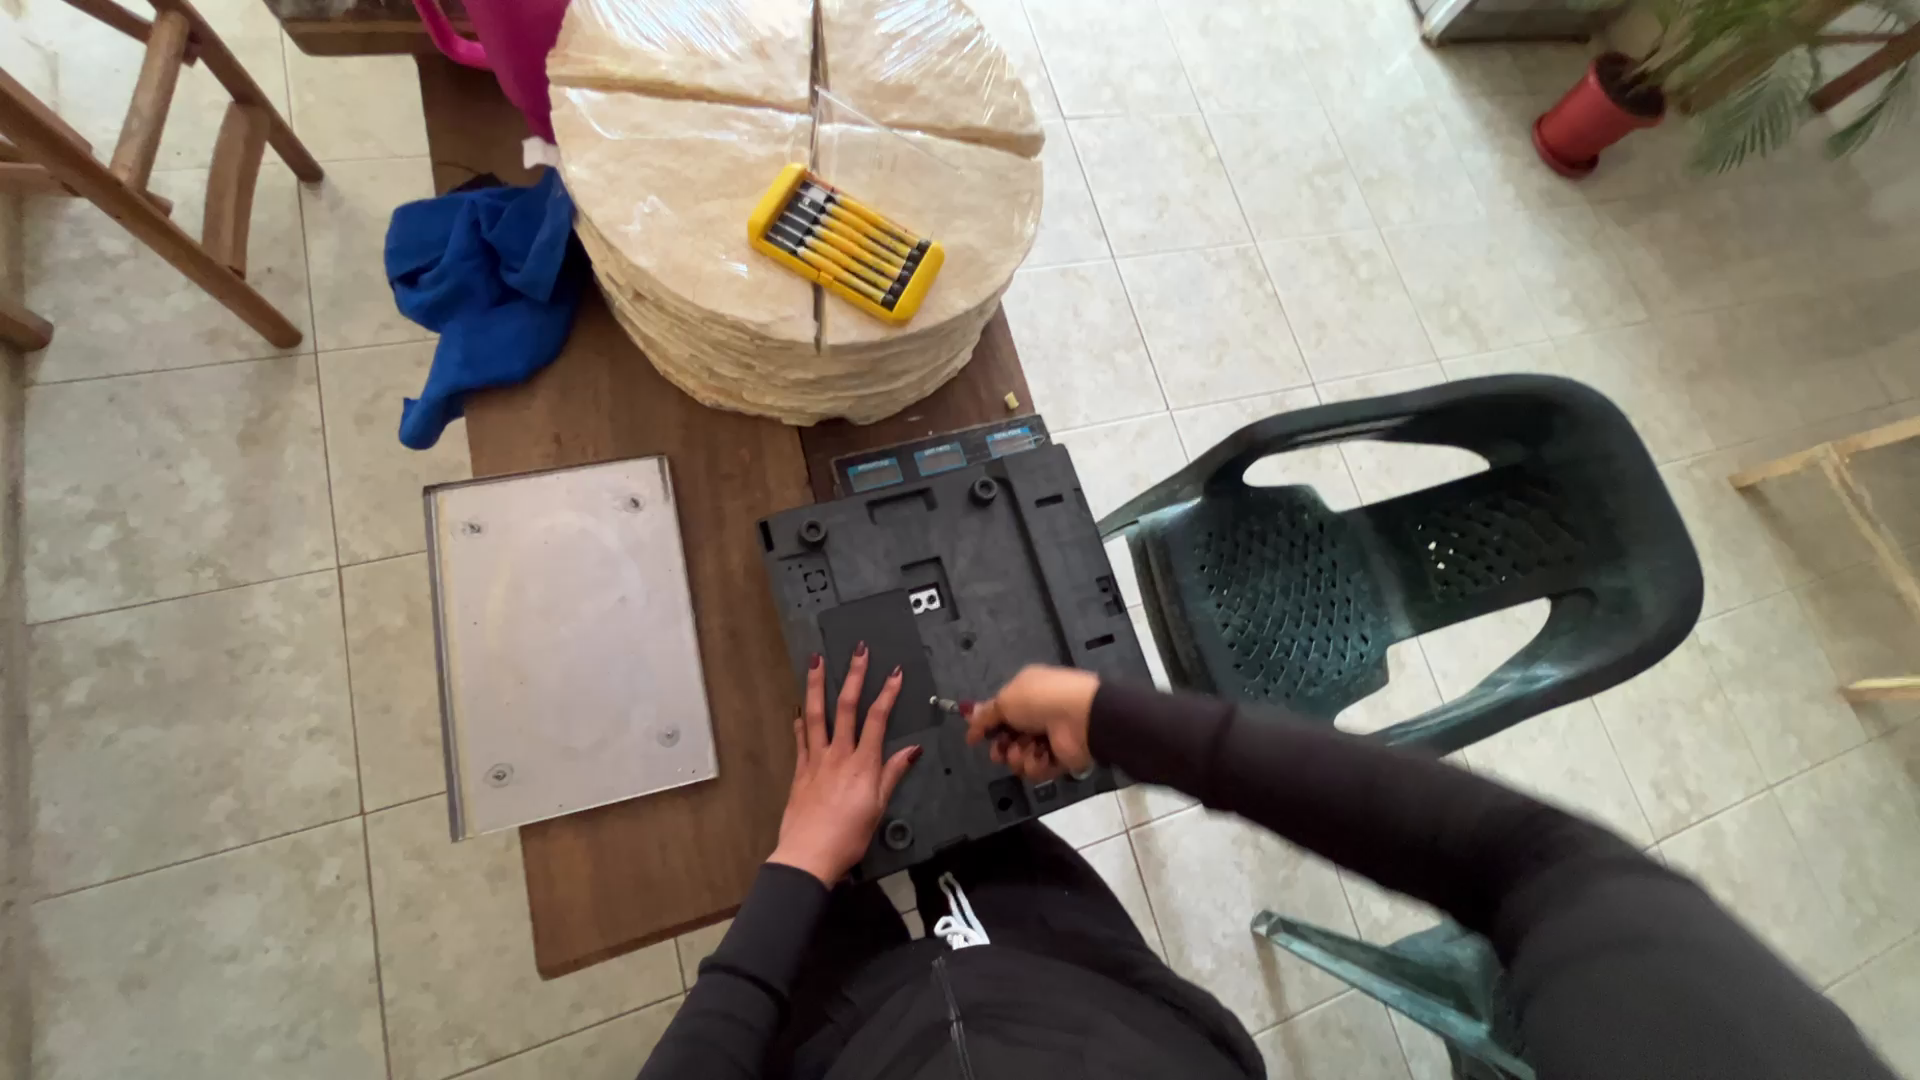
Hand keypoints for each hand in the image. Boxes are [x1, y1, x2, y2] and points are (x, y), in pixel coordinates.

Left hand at [768, 645, 921, 885]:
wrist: (809, 855)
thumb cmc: (848, 836)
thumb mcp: (879, 807)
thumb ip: (893, 774)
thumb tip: (912, 750)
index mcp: (863, 763)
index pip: (878, 719)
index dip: (887, 693)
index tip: (895, 673)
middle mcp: (839, 754)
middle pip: (846, 707)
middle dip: (854, 676)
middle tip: (858, 651)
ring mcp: (816, 760)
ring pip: (816, 714)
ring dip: (816, 685)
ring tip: (815, 661)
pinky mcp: (800, 771)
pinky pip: (800, 739)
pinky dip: (799, 721)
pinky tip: (798, 708)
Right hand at [963, 665, 1099, 782]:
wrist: (1080, 717)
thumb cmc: (1040, 700)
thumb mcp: (1005, 700)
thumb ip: (985, 714)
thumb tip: (968, 720)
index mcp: (1025, 692)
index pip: (1000, 713)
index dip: (987, 727)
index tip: (975, 738)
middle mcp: (1036, 715)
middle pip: (1007, 740)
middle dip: (1001, 748)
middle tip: (1002, 750)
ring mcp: (1048, 738)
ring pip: (1020, 758)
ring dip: (1019, 756)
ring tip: (1027, 749)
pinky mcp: (1059, 759)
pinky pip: (1037, 769)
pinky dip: (1037, 765)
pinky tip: (1042, 755)